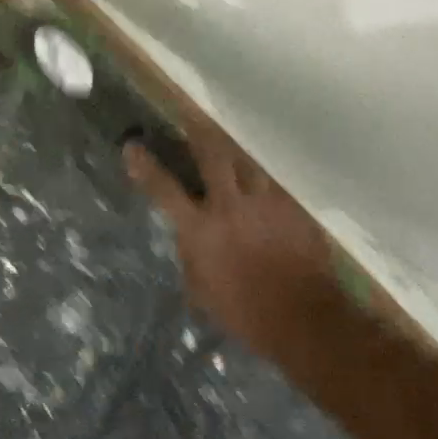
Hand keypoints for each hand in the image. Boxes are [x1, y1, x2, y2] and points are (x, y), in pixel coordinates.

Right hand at [124, 128, 340, 354]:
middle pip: (211, 154)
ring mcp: (266, 202)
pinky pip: (272, 182)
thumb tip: (189, 235)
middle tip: (189, 120)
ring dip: (231, 152)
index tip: (132, 146)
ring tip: (226, 145)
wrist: (305, 318)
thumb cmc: (245, 313)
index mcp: (201, 229)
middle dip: (197, 133)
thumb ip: (191, 254)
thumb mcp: (201, 290)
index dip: (145, 165)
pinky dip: (260, 179)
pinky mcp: (293, 207)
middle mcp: (231, 205)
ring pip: (246, 161)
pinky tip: (259, 182)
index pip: (164, 188)